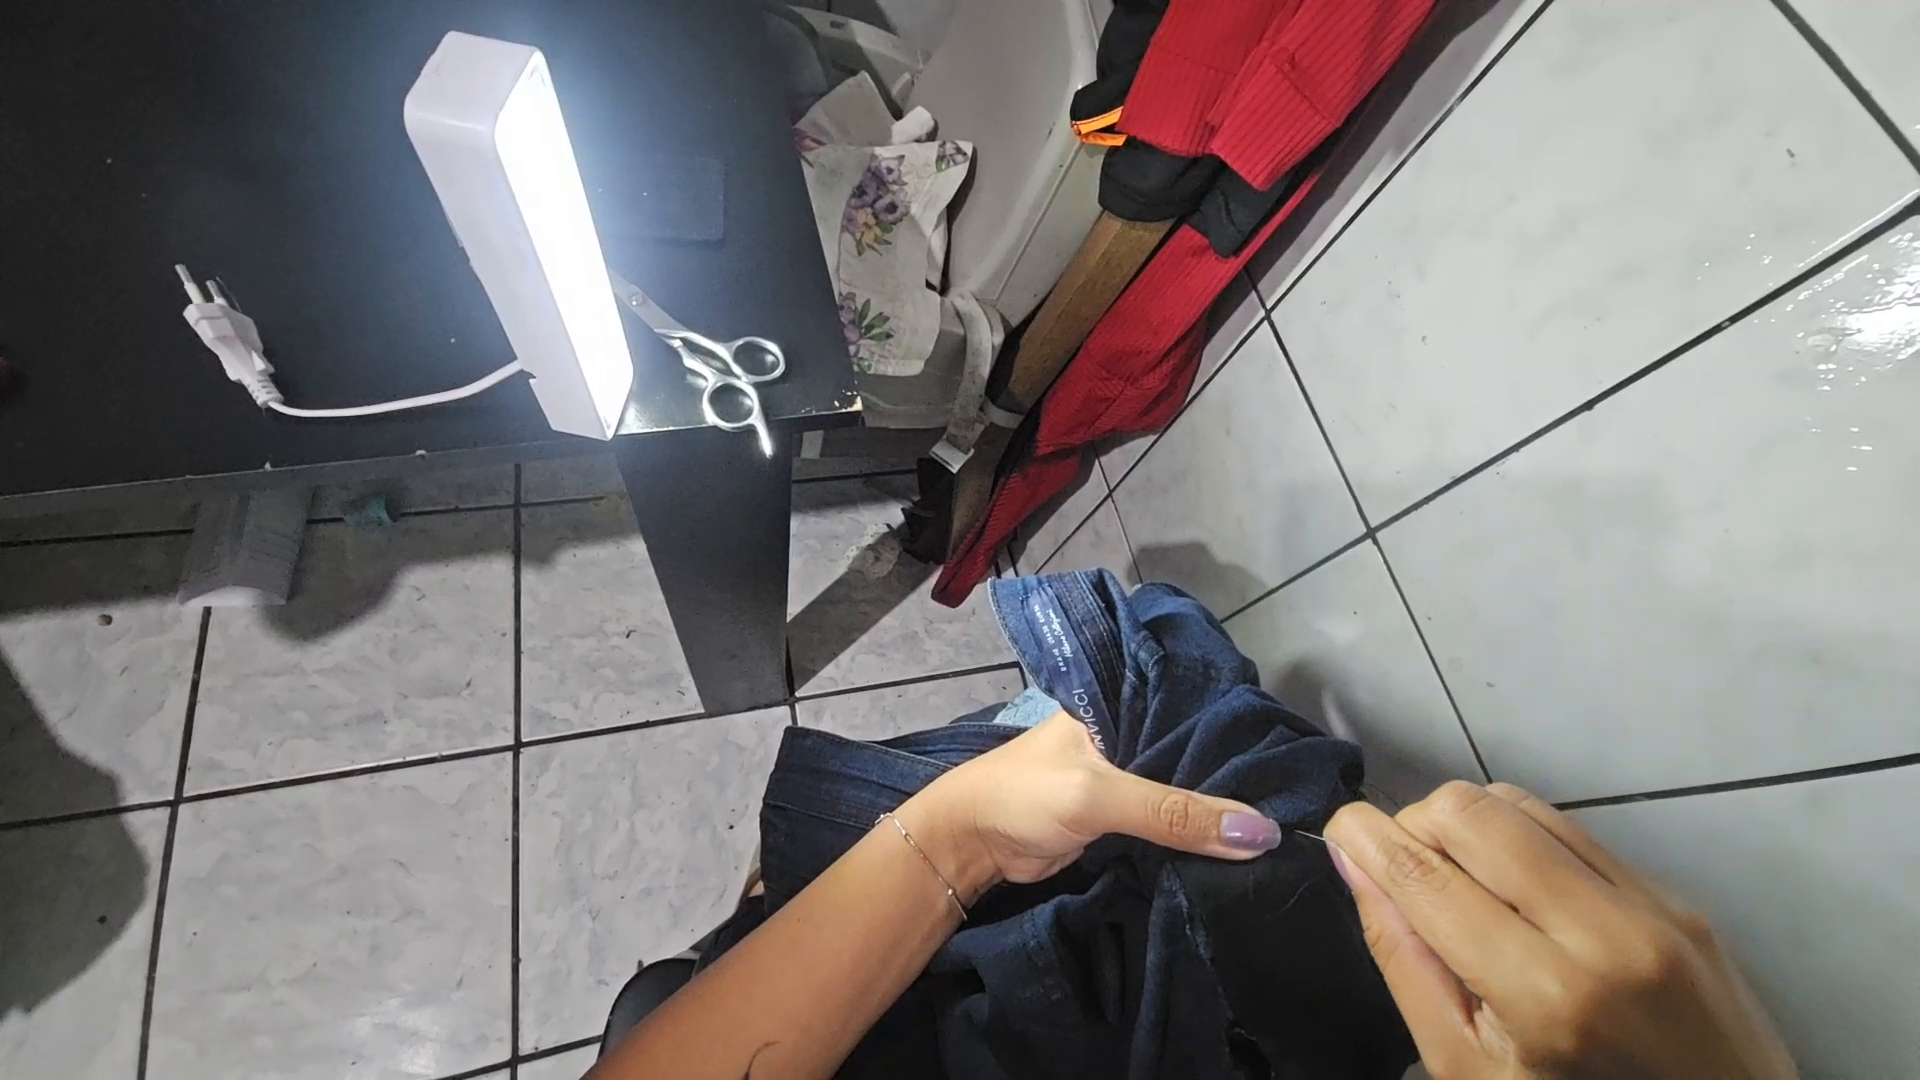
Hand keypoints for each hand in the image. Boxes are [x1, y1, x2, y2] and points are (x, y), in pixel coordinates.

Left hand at [892, 712, 1283, 902]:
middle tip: (1298, 795)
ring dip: (1217, 806)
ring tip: (1284, 819)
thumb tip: (1263, 833)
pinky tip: (1238, 844)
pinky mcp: (1119, 812)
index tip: (1291, 751)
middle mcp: (1125, 731)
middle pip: (1190, 749)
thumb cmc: (1026, 795)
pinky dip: (1195, 830)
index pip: (1188, 706)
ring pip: (1182, 786)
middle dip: (1232, 771)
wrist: (973, 842)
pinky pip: (1168, 817)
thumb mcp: (1098, 795)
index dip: (1234, 726)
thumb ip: (1172, 811)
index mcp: (1117, 703)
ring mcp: (1122, 774)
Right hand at [1325, 781, 1795, 1079]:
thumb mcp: (1463, 1064)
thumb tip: (1351, 858)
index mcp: (1547, 995)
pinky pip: (1562, 824)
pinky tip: (1516, 889)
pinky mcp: (1675, 897)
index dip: (1362, 836)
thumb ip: (1401, 955)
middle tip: (1409, 874)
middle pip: (1467, 811)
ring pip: (1512, 801)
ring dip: (1463, 825)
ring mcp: (1653, 908)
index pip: (1423, 873)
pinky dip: (1513, 837)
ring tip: (1464, 880)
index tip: (1339, 833)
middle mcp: (1607, 934)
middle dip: (1414, 825)